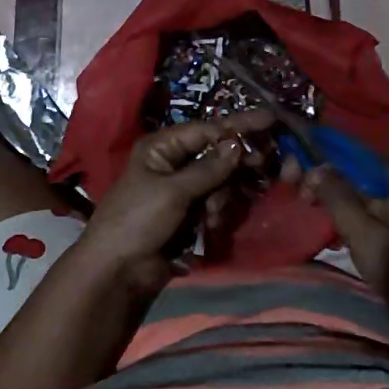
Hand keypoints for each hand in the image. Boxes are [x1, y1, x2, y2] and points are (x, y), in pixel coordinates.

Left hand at [76, 110, 275, 292]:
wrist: (118, 269)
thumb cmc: (138, 219)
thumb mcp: (173, 191)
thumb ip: (208, 169)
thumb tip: (236, 144)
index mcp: (161, 147)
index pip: (205, 129)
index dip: (237, 125)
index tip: (269, 119)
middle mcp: (172, 162)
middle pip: (215, 154)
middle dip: (234, 165)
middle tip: (261, 166)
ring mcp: (181, 189)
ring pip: (219, 181)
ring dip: (222, 196)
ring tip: (212, 215)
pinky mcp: (188, 213)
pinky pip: (214, 203)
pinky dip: (218, 212)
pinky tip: (211, 226)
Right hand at [298, 156, 388, 287]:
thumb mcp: (360, 229)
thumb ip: (336, 197)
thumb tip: (315, 167)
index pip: (360, 154)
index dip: (331, 153)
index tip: (307, 162)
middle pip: (360, 174)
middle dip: (330, 179)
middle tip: (304, 191)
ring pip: (361, 194)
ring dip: (336, 199)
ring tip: (312, 207)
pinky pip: (366, 213)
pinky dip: (347, 215)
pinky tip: (332, 229)